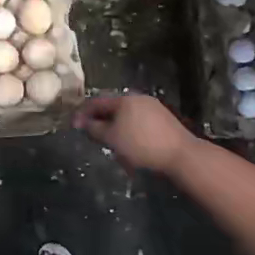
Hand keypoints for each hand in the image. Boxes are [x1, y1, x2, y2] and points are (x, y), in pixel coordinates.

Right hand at [73, 93, 199, 174]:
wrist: (180, 155)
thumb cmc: (141, 145)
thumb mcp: (112, 138)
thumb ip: (94, 129)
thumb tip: (81, 122)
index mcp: (124, 99)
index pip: (96, 102)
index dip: (82, 113)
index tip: (73, 127)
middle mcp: (139, 99)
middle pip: (112, 108)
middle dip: (99, 121)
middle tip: (91, 136)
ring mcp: (153, 108)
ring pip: (125, 116)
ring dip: (114, 128)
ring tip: (110, 144)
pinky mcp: (163, 120)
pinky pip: (138, 122)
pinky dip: (128, 131)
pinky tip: (129, 146)